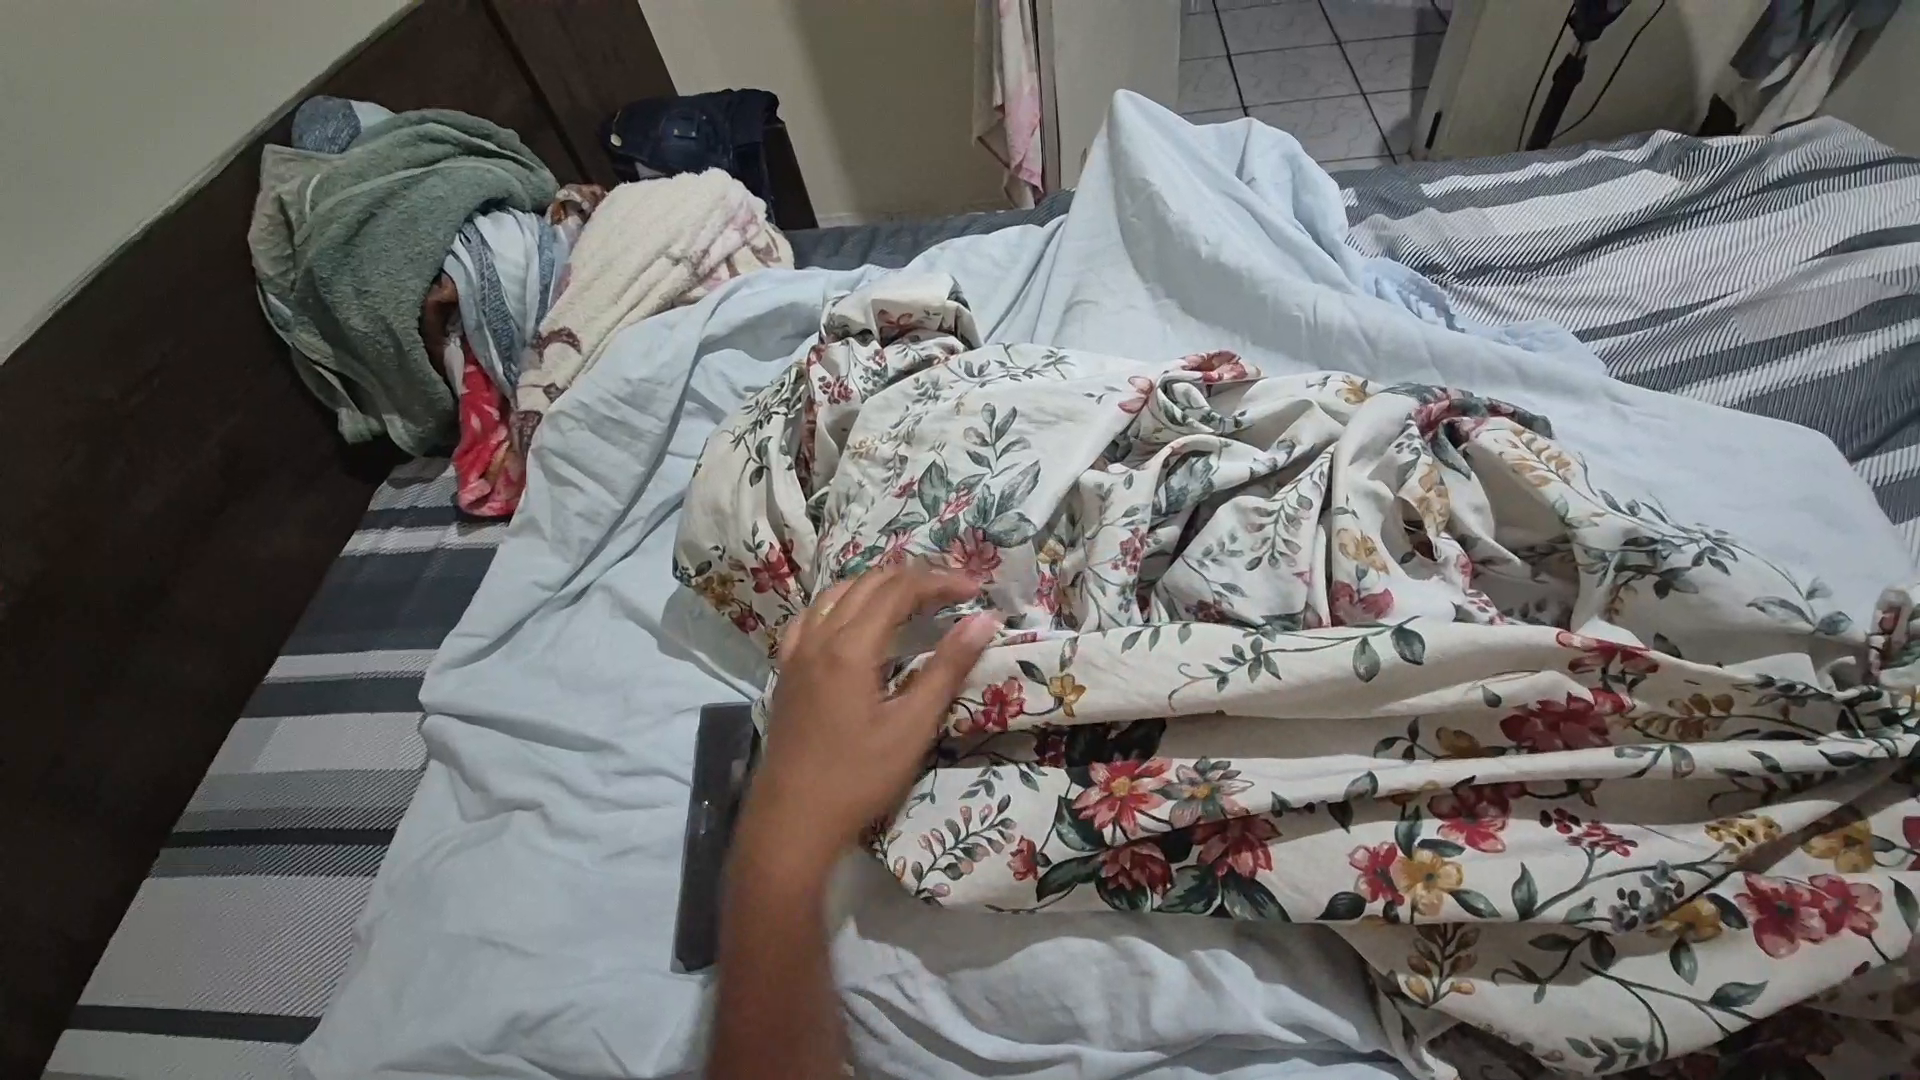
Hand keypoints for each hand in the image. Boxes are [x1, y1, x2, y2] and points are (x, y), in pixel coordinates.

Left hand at [737, 563, 999, 876]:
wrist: (792, 820)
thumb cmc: (858, 778)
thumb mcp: (913, 726)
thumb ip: (947, 668)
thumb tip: (983, 620)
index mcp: (851, 647)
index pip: (899, 590)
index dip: (939, 581)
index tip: (974, 588)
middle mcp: (820, 637)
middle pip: (869, 583)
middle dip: (913, 578)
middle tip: (951, 591)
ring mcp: (797, 652)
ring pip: (837, 593)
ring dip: (877, 586)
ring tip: (911, 598)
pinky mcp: (786, 670)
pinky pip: (811, 617)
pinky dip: (840, 604)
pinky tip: (852, 620)